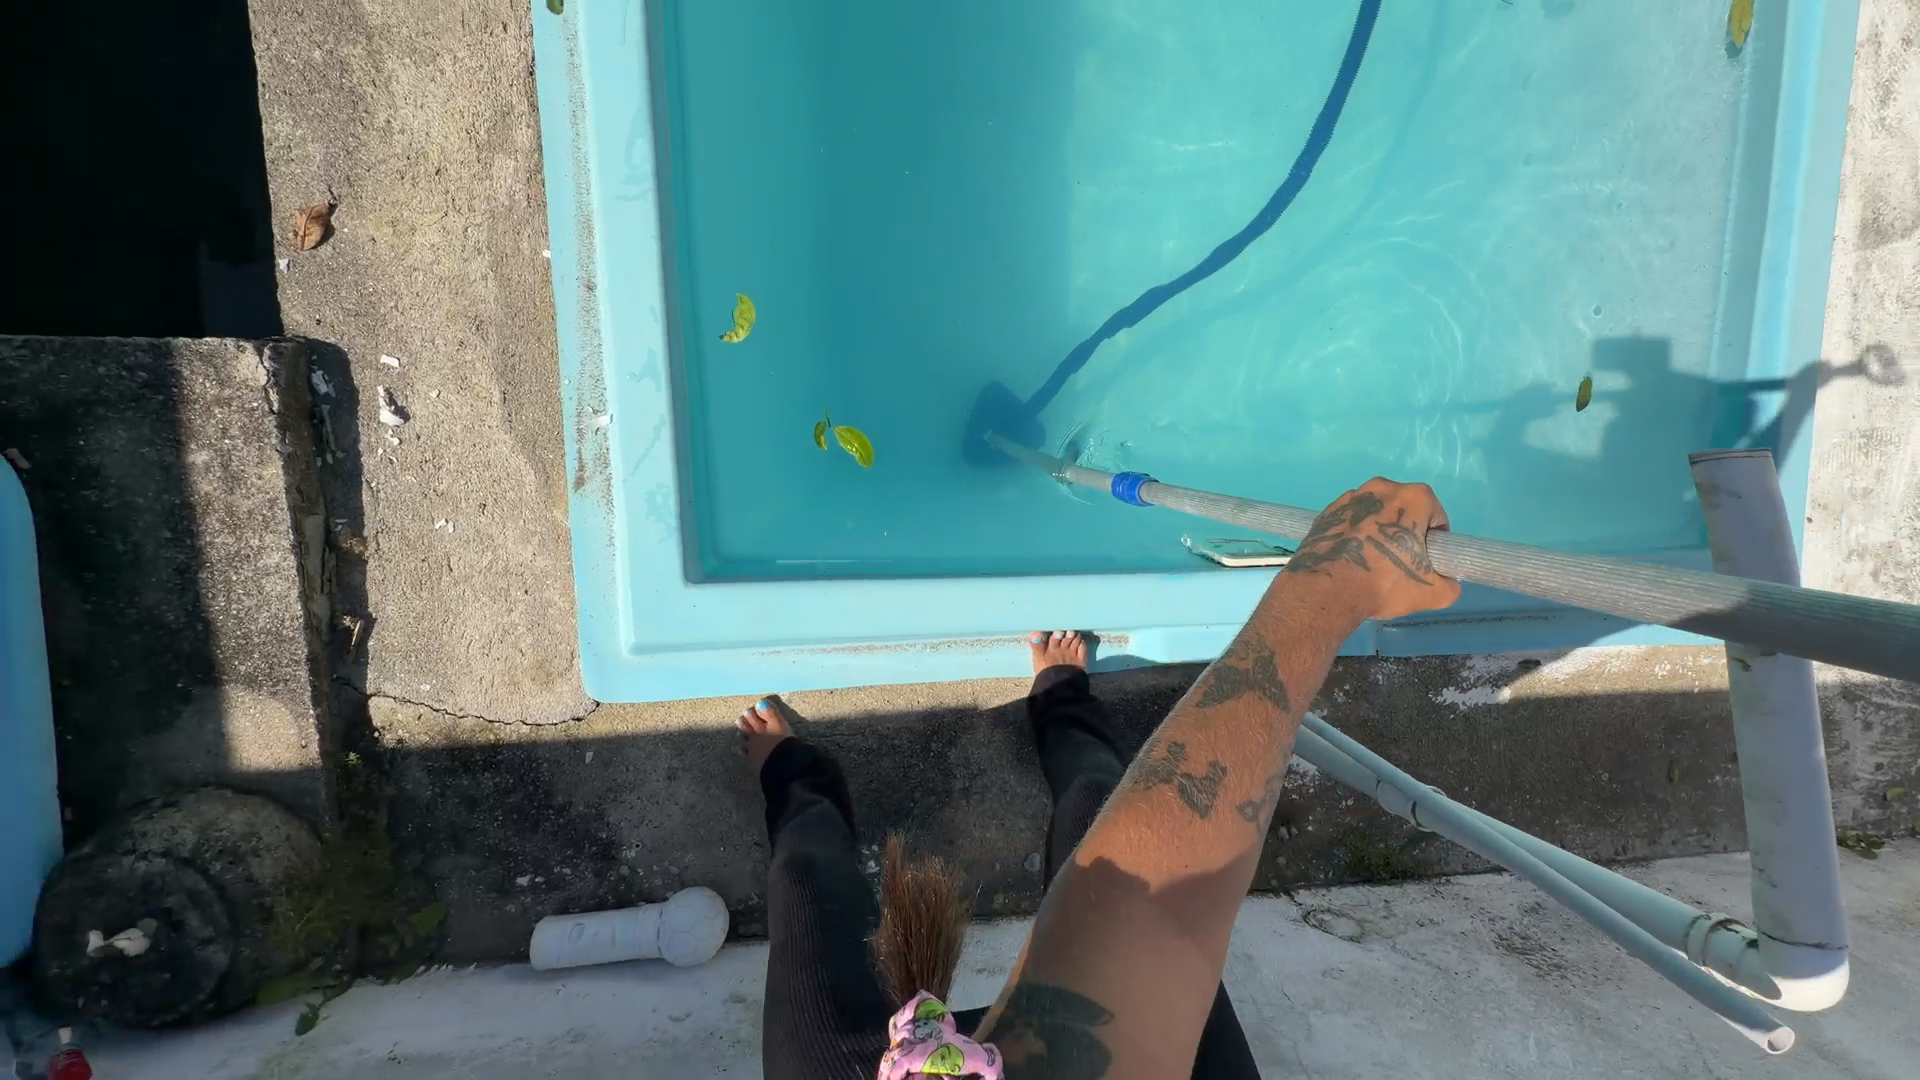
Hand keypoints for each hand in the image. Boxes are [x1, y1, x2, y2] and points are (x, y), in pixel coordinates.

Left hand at [1283, 478, 1460, 620]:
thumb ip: (1450, 582)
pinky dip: (1352, 533)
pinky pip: (1349, 520)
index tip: (1424, 558)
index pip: (1434, 514)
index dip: (1433, 538)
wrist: (1325, 589)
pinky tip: (1349, 556)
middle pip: (1402, 510)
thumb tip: (1444, 579)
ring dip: (1376, 529)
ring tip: (1370, 559)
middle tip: (1398, 559)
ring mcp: (1348, 498)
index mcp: (1413, 497)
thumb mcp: (1436, 592)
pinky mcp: (1324, 512)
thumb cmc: (1384, 584)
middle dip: (1404, 530)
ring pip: (1373, 513)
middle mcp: (1380, 488)